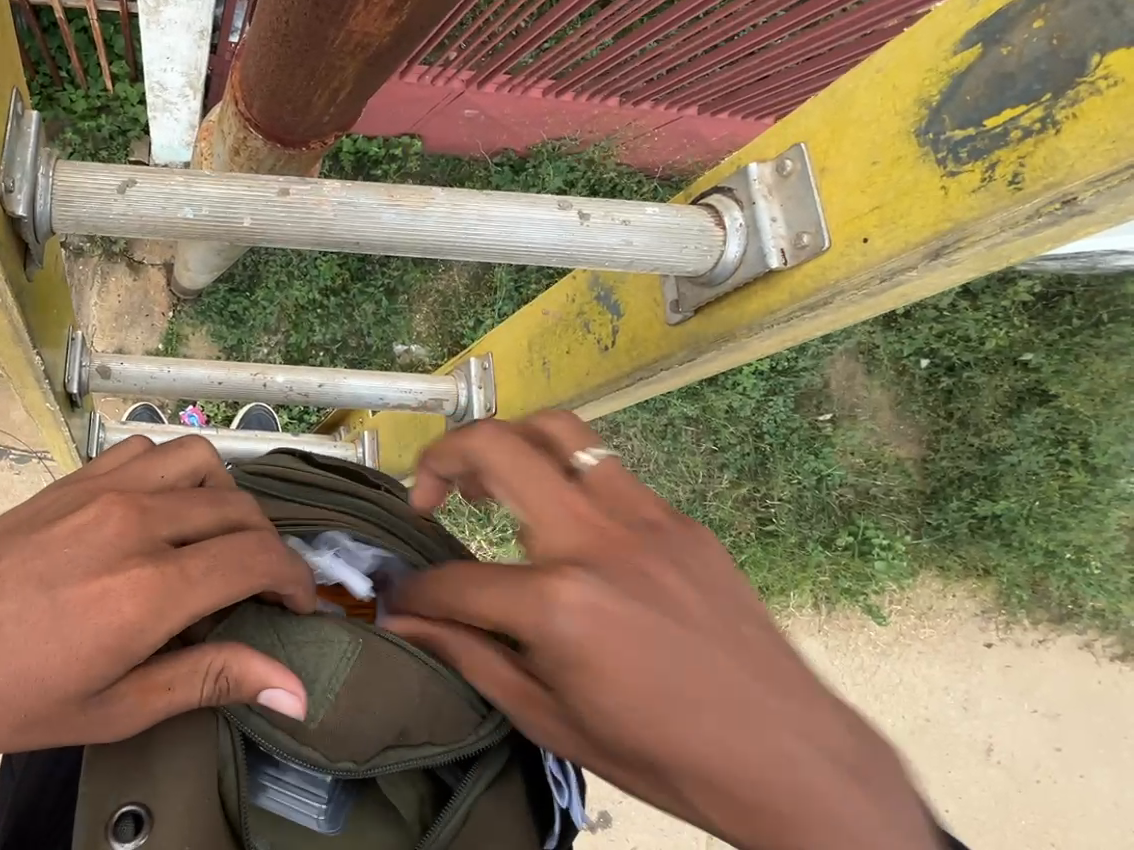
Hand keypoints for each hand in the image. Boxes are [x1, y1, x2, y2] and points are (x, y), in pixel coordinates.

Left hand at [0, 436, 317, 821]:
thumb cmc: (11, 697)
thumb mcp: (116, 709)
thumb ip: (210, 679)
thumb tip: (295, 685)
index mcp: (150, 587)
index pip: (257, 556)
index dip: (294, 579)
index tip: (300, 604)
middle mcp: (134, 521)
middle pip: (237, 506)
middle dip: (268, 544)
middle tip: (262, 586)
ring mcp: (99, 489)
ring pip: (198, 458)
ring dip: (224, 495)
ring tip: (214, 539)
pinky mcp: (70, 479)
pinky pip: (144, 449)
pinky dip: (172, 470)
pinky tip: (158, 510)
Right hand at [380, 413, 937, 849]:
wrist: (795, 764)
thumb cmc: (660, 756)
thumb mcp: (546, 718)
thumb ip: (465, 655)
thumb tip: (403, 621)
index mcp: (559, 606)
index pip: (454, 579)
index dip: (414, 591)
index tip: (400, 597)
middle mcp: (597, 541)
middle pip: (494, 447)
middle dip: (438, 459)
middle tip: (425, 493)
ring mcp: (645, 520)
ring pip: (557, 431)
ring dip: (506, 441)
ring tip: (488, 479)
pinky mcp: (681, 521)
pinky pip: (608, 471)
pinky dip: (565, 481)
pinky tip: (564, 524)